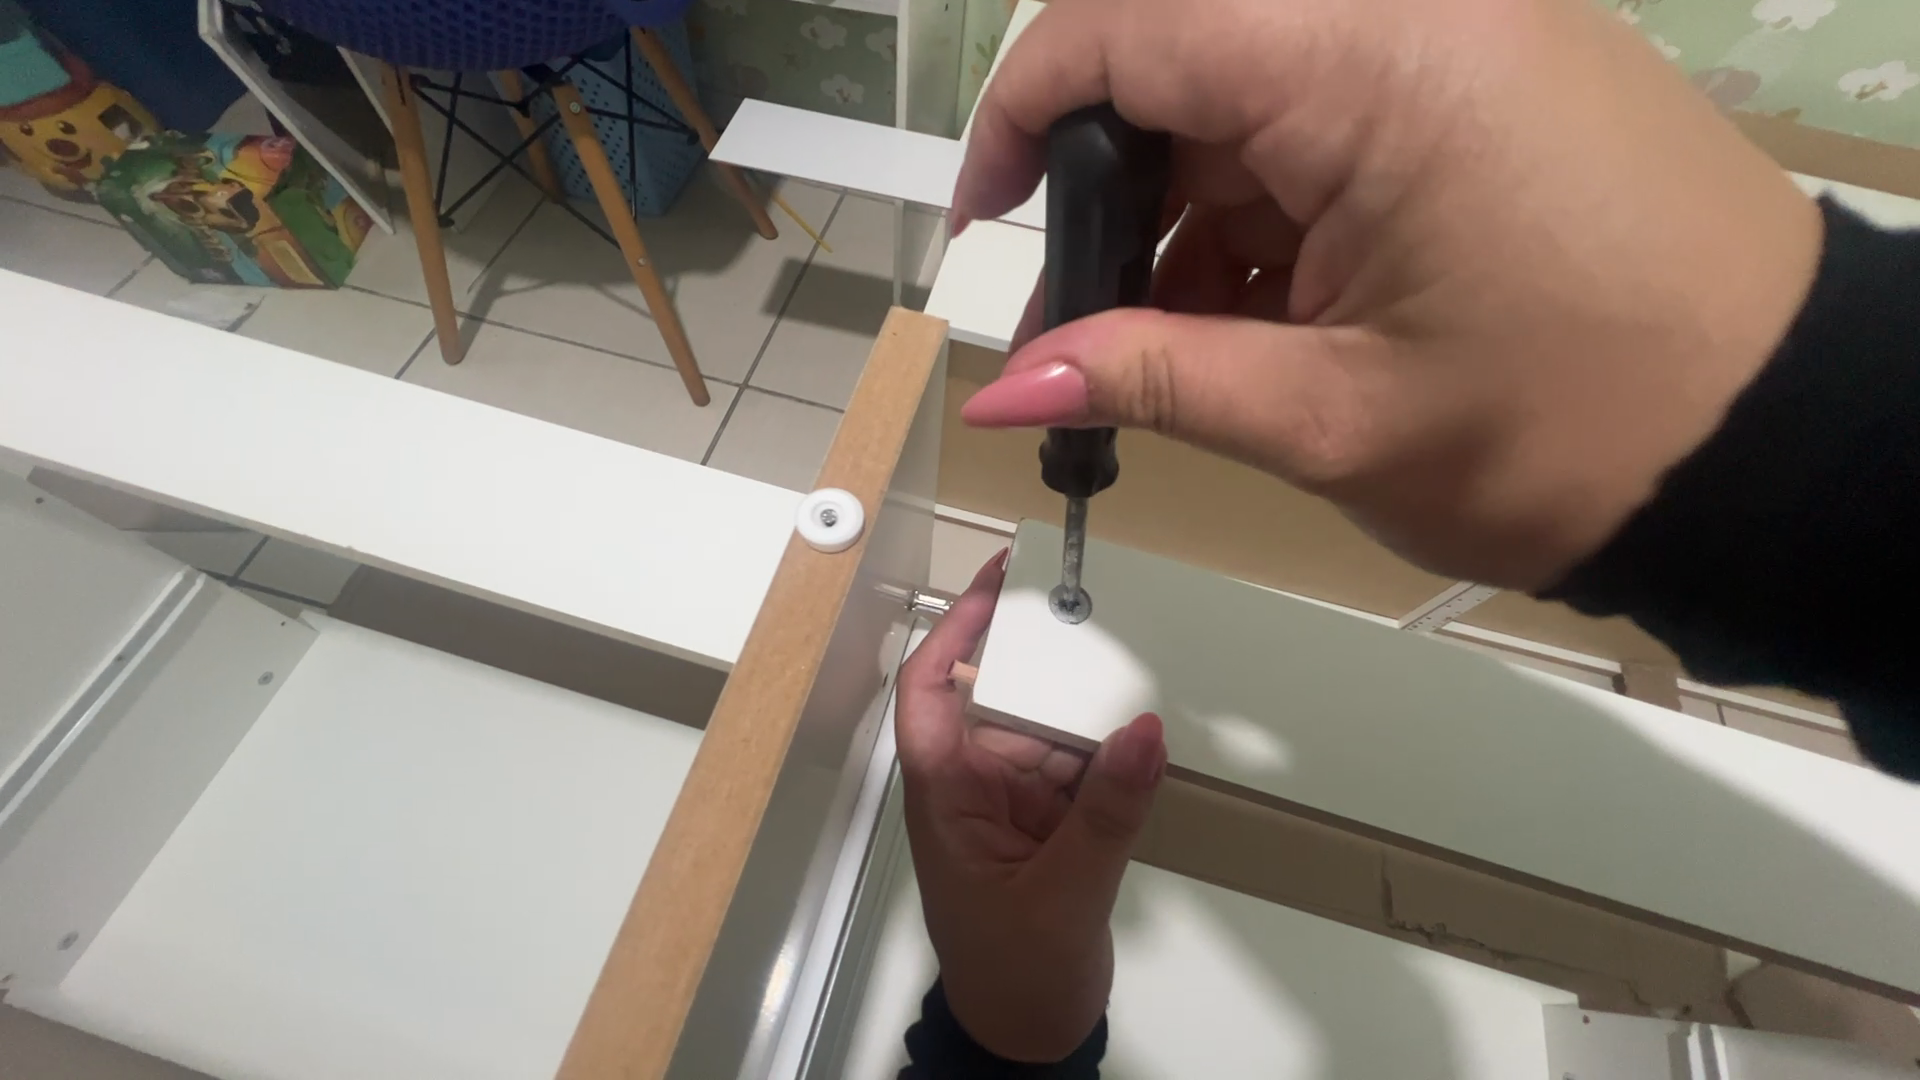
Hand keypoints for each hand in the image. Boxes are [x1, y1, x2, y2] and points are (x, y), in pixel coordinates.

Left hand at [896, 553, 1165, 1062]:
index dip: (956, 630)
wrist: (1027, 1034)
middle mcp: (972, 781)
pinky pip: (1074, 765)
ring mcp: (1011, 797)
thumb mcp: (1065, 890)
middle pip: (1001, 698)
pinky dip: (1104, 753)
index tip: (996, 585)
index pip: (931, 690)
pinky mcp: (1046, 817)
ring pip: (1045, 729)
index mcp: (945, 789)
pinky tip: (1137, 737)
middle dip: (1043, 664)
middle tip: (1089, 617)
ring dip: (1083, 711)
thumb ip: (1107, 810)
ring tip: (1127, 672)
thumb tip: (1144, 733)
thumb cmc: (1015, 971)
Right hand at [953, 0, 1822, 589]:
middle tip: (1067, 321)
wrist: (1758, 452)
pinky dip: (1228, 238)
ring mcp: (1430, 59)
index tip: (982, 219)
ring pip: (1224, 117)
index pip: (1132, 23)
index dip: (1022, 111)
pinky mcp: (1443, 112)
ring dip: (1160, 231)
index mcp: (1376, 64)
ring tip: (1139, 352)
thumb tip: (1000, 392)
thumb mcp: (1319, 418)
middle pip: (1174, 60)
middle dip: (1095, 192)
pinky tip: (1224, 329)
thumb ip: (1144, 383)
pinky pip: (1286, 150)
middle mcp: (1403, 18)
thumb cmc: (1554, 438)